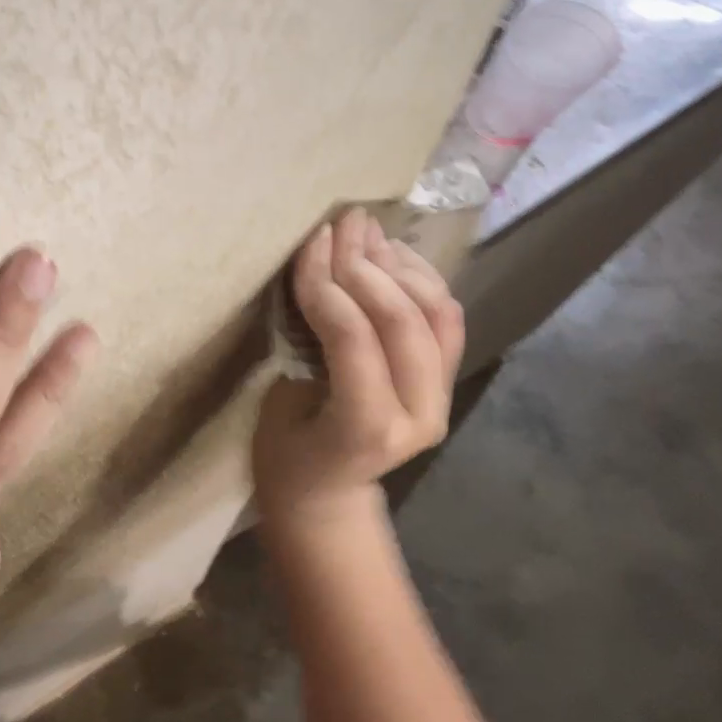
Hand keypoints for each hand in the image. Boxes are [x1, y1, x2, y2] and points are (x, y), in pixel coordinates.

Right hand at [254, 209, 463, 525]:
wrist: (325, 498)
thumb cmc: (283, 460)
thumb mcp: (276, 410)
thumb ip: (305, 350)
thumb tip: (318, 281)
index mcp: (364, 428)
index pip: (353, 338)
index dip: (328, 284)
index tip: (308, 243)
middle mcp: (418, 414)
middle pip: (402, 320)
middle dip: (366, 264)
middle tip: (341, 223)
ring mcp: (440, 401)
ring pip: (435, 314)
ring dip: (400, 265)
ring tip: (368, 232)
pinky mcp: (446, 386)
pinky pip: (446, 322)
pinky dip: (423, 281)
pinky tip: (395, 255)